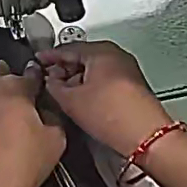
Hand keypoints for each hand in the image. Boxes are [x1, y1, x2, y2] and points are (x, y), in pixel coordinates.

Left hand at [0, 60, 66, 186]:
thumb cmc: (20, 162)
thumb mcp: (56, 139)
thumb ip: (54, 118)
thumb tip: (49, 114)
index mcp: (15, 88)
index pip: (31, 73)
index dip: (41, 79)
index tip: (44, 86)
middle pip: (1, 70)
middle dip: (14, 76)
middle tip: (28, 94)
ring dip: (2, 93)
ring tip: (17, 114)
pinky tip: (4, 128)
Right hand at [37, 42, 174, 156]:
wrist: (147, 138)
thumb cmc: (117, 116)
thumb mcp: (70, 100)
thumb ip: (53, 86)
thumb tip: (49, 82)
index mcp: (102, 51)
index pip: (67, 48)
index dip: (49, 56)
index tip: (39, 60)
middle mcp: (117, 56)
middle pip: (82, 57)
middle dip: (63, 69)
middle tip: (49, 79)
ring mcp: (127, 71)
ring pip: (94, 69)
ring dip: (77, 79)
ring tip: (65, 94)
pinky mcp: (132, 87)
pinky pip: (105, 80)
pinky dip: (91, 87)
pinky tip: (83, 102)